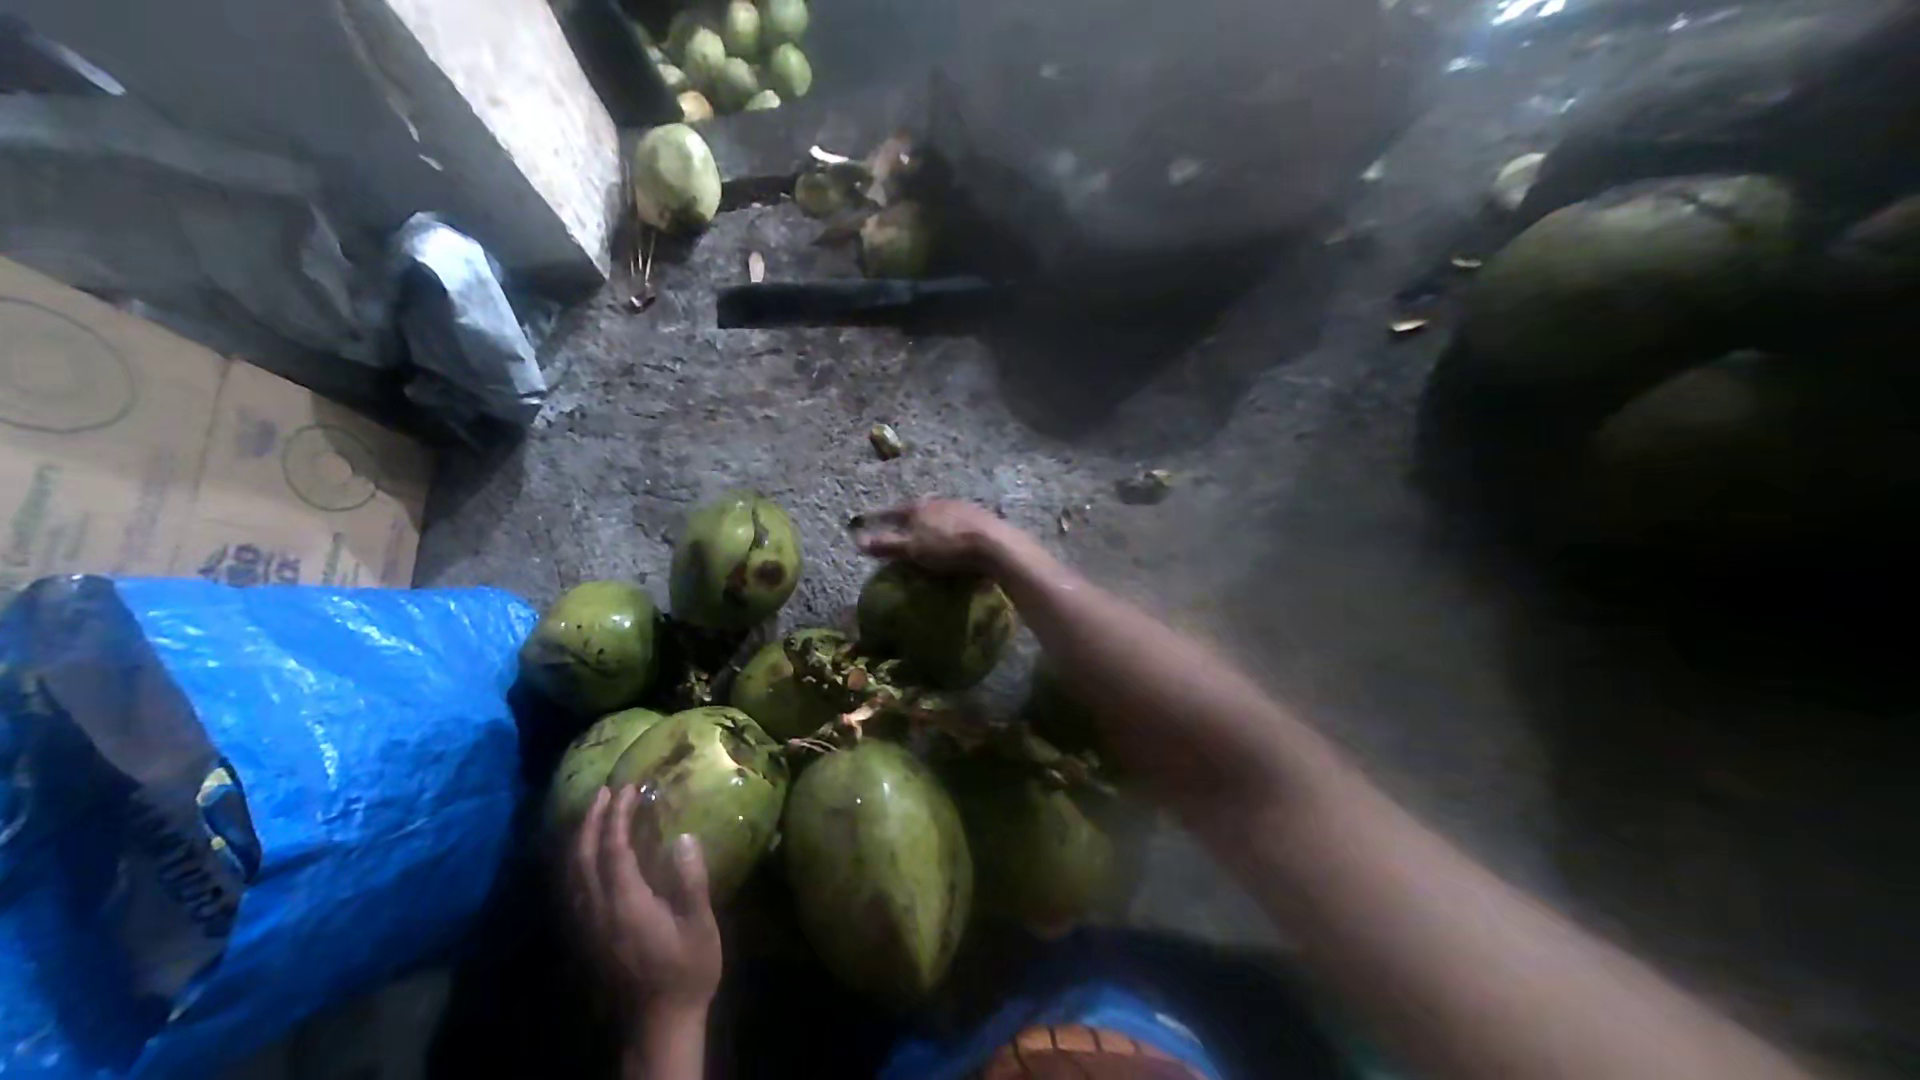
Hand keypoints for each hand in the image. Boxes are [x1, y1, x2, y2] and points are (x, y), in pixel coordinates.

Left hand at [566, 786, 721, 1018]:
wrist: (657, 1023)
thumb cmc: (687, 970)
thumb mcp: (699, 925)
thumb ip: (691, 880)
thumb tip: (684, 837)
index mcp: (626, 903)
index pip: (613, 848)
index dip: (618, 815)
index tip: (630, 788)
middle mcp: (597, 910)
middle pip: (583, 857)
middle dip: (592, 820)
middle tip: (606, 791)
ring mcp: (586, 926)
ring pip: (571, 873)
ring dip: (579, 838)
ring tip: (593, 813)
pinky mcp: (584, 937)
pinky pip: (570, 889)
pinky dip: (574, 863)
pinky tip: (584, 855)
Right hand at [852, 499, 1011, 573]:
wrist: (994, 544)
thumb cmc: (948, 547)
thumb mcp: (912, 549)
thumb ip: (886, 544)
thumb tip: (857, 540)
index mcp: (919, 506)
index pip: (892, 511)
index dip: (878, 517)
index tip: (866, 519)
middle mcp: (939, 501)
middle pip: (917, 509)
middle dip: (908, 518)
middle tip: (901, 528)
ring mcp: (962, 507)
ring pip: (939, 513)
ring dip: (932, 523)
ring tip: (928, 535)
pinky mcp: (981, 517)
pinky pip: (959, 522)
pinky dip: (951, 529)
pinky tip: (955, 539)